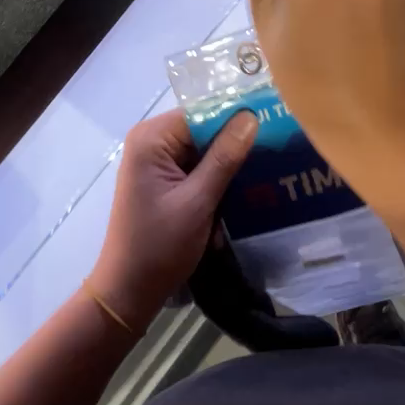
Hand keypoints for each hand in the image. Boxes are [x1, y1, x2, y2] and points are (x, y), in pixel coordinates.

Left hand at [87, 109, 257, 328]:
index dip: (236, 118)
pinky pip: (196, 166)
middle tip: (276, 148)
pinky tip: (244, 186)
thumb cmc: (159, 246)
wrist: (128, 291)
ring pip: (203, 148)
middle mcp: (150, 140)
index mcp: (151, 138)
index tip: (274, 123)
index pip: (202, 112)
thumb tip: (251, 117)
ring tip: (268, 166)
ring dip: (228, 162)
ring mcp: (155, 160)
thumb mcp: (197, 202)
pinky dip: (216, 177)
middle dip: (234, 141)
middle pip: (203, 128)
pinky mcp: (162, 179)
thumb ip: (224, 158)